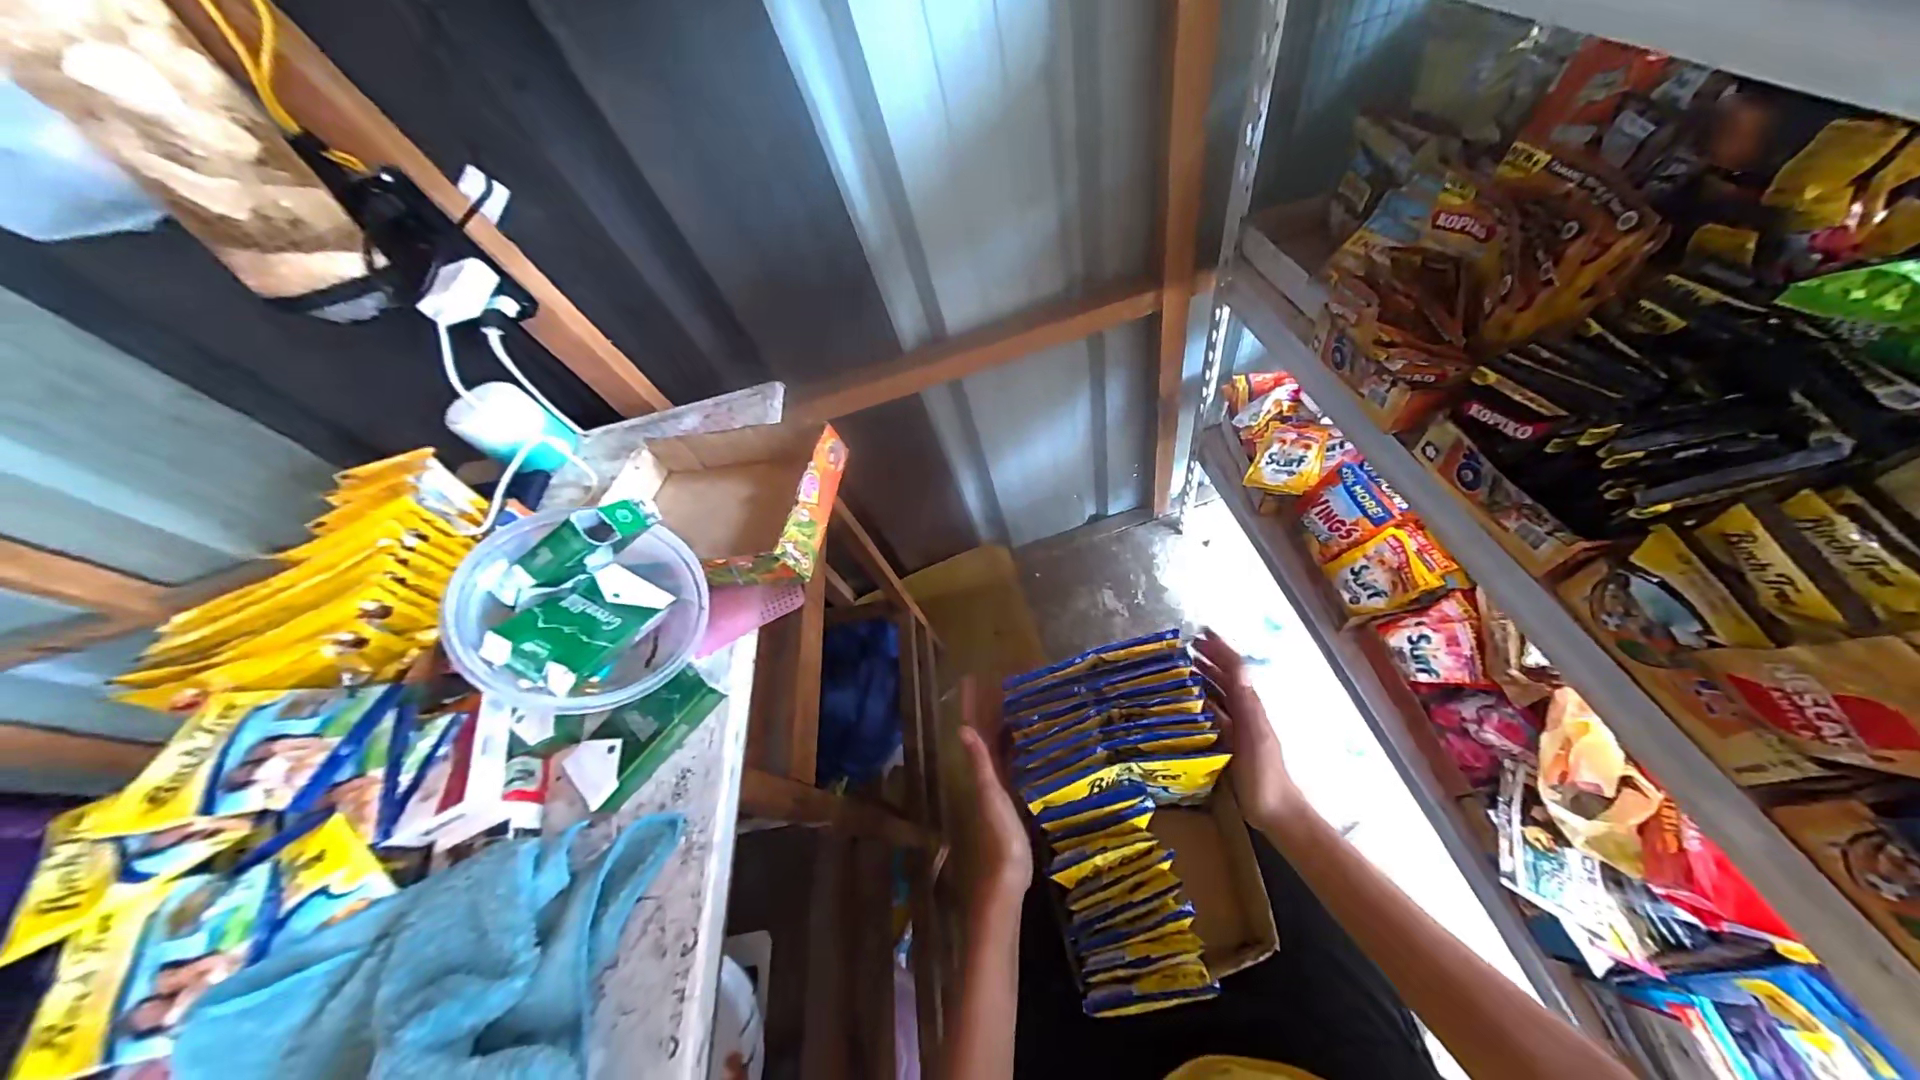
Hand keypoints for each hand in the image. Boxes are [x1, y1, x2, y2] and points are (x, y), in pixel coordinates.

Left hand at [958, 690, 1032, 908]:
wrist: (1006, 877)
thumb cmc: (999, 836)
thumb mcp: (990, 796)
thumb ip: (979, 764)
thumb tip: (962, 729)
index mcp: (982, 771)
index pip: (975, 728)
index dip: (973, 705)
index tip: (973, 679)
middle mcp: (988, 774)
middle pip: (985, 733)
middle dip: (986, 708)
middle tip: (995, 681)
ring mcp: (1000, 786)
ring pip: (998, 745)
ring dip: (999, 723)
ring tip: (1009, 700)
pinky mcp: (1013, 798)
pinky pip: (1011, 761)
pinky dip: (1013, 745)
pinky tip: (1023, 740)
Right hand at [1192, 629, 1309, 833]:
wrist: (1275, 812)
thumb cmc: (1263, 775)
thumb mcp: (1254, 736)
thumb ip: (1246, 703)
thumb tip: (1238, 666)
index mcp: (1250, 705)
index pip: (1234, 668)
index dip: (1219, 649)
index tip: (1199, 633)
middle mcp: (1244, 711)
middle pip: (1226, 677)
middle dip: (1208, 658)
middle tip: (1183, 647)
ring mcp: (1237, 726)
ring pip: (1218, 693)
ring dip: (1202, 676)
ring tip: (1180, 667)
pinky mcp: (1228, 741)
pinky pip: (1212, 713)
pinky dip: (1199, 701)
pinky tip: (1185, 703)